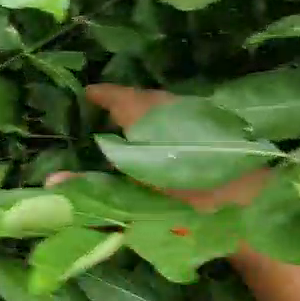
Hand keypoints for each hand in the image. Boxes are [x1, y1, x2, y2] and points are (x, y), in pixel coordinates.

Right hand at [83, 83, 269, 211]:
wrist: (250, 209)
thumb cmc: (184, 200)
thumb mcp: (129, 197)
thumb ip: (90, 187)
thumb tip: (50, 182)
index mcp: (150, 121)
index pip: (123, 99)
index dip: (105, 95)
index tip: (88, 91)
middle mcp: (176, 113)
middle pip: (149, 100)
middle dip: (127, 100)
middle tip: (107, 105)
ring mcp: (204, 123)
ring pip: (171, 109)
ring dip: (151, 112)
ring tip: (132, 122)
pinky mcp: (224, 137)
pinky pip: (188, 122)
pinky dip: (171, 125)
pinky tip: (165, 141)